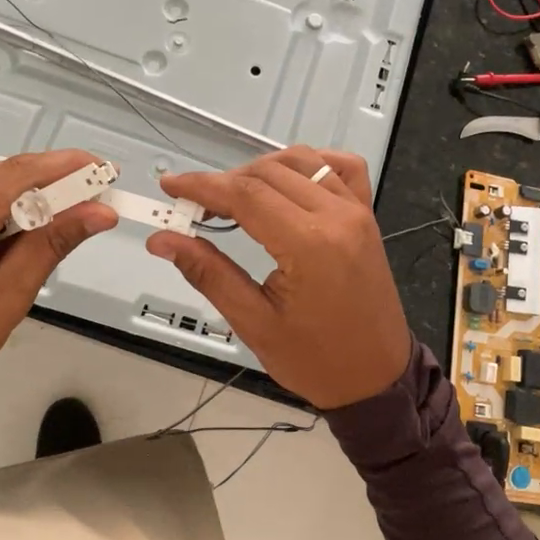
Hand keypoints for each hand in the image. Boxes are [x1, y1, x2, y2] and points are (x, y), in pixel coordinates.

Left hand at [0, 150, 117, 425]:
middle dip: (49, 185)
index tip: (108, 173)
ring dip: (19, 198)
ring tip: (50, 228)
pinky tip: (5, 234)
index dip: (70, 168)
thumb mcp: (4, 301)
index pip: (23, 173)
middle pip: (3, 173)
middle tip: (90, 205)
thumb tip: (99, 210)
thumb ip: (51, 244)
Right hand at [145, 147, 411, 409]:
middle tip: (195, 206)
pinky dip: (311, 163)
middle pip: (268, 173)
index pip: (245, 195)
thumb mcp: (254, 323)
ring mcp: (357, 211)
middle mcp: (336, 215)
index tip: (170, 185)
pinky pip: (342, 167)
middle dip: (226, 182)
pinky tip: (288, 182)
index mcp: (308, 244)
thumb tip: (162, 239)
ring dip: (262, 170)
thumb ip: (209, 273)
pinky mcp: (368, 215)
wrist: (377, 378)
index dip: (202, 186)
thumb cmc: (315, 361)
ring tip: (234, 198)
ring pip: (302, 161)